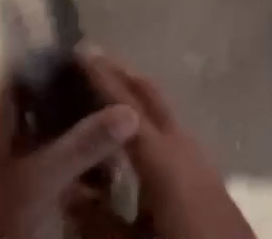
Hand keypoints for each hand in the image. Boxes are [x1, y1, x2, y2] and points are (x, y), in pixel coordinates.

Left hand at [0, 67, 139, 238]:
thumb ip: (83, 144)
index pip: (27, 56)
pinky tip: (85, 160)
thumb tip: (130, 111)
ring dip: (67, 122)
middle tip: (112, 96)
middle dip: (73, 91)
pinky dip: (55, 145)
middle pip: (34, 86)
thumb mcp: (40, 180)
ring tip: (107, 126)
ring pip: (34, 117)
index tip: (100, 58)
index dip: (63, 53)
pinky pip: (28, 141)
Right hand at [80, 50, 256, 238]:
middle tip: (88, 62)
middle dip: (121, 75)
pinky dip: (148, 121)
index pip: (126, 108)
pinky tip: (132, 141)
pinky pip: (171, 132)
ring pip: (163, 112)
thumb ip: (97, 221)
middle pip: (150, 96)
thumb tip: (66, 190)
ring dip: (135, 97)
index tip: (77, 51)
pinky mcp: (206, 178)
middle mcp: (183, 148)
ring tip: (103, 94)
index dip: (101, 78)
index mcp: (163, 160)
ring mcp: (199, 160)